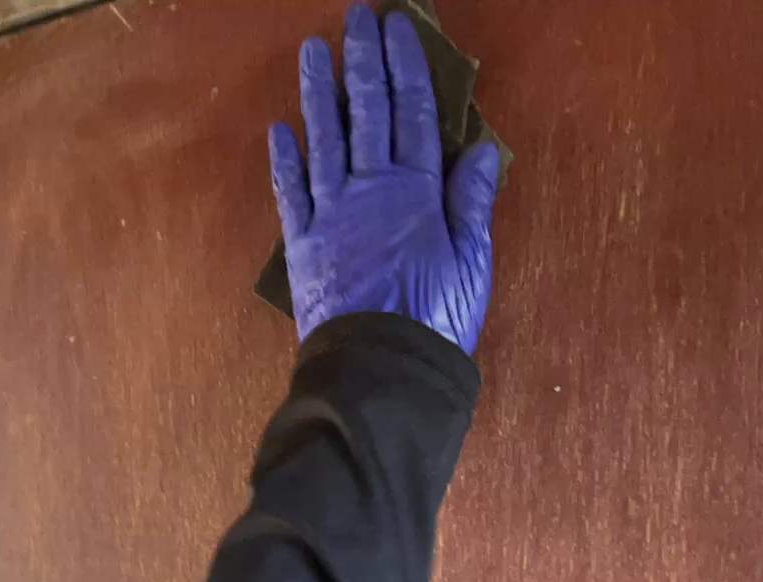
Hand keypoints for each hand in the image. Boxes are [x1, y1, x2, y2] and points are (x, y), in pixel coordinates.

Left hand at [269, 4, 502, 354]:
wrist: (381, 366)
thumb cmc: (434, 319)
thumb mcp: (472, 264)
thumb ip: (471, 205)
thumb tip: (482, 150)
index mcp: (418, 191)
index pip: (413, 113)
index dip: (405, 67)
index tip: (397, 27)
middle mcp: (371, 191)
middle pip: (366, 113)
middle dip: (361, 61)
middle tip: (352, 19)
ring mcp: (331, 216)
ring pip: (324, 142)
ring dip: (316, 94)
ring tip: (311, 52)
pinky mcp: (302, 246)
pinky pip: (291, 194)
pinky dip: (285, 161)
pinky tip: (280, 130)